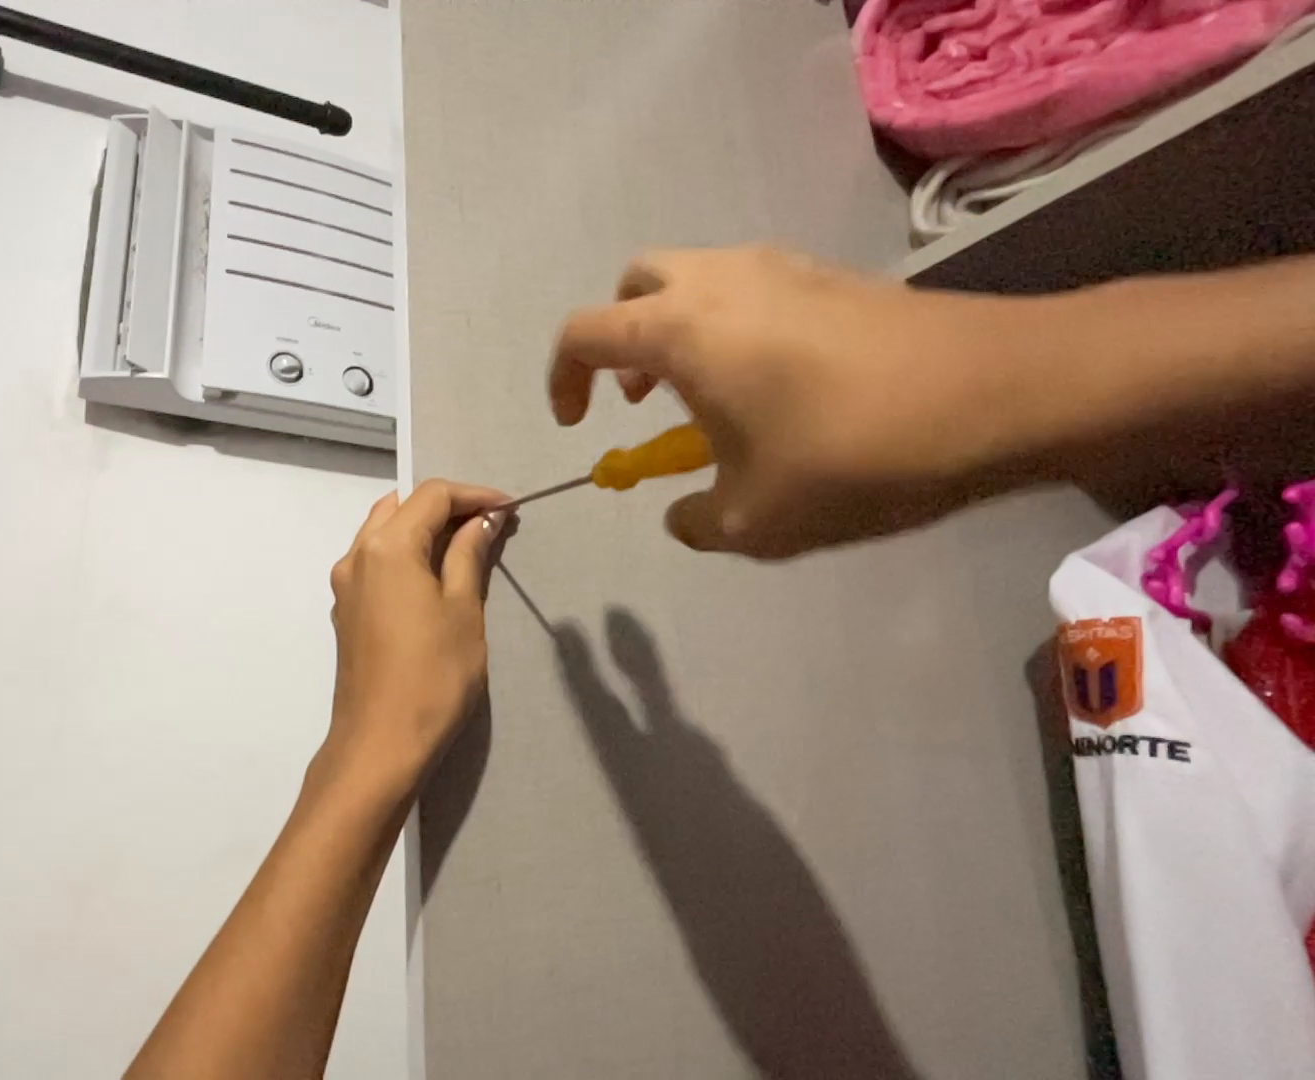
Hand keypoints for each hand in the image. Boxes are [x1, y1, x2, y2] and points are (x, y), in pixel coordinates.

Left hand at [321, 480, 508, 796]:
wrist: (380, 741)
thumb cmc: (433, 674)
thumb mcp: (463, 609)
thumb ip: (469, 554)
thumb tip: (483, 519)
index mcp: (386, 546)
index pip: (431, 496)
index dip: (474, 495)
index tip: (509, 509)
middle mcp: (356, 555)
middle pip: (403, 508)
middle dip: (447, 508)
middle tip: (489, 526)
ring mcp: (345, 584)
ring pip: (383, 532)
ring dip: (423, 529)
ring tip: (466, 547)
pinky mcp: (345, 610)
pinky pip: (375, 561)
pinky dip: (405, 554)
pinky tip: (433, 575)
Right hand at [549, 247, 1047, 557]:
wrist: (1005, 392)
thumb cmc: (853, 455)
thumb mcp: (754, 520)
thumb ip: (695, 522)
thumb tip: (683, 516)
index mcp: (680, 331)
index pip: (582, 333)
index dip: (563, 379)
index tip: (578, 425)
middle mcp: (719, 282)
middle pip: (634, 283)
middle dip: (619, 336)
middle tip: (641, 394)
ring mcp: (780, 268)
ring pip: (694, 277)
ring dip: (675, 329)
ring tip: (705, 394)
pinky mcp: (830, 274)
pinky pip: (748, 286)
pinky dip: (728, 324)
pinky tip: (770, 383)